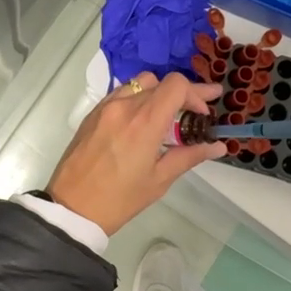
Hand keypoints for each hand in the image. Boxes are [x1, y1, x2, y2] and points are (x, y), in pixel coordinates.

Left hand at [47, 73, 225, 234]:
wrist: (72, 207)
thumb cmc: (119, 199)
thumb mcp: (159, 180)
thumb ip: (190, 156)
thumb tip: (218, 146)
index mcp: (144, 121)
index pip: (177, 85)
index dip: (196, 94)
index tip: (203, 113)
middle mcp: (125, 105)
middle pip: (161, 82)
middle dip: (184, 94)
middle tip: (200, 108)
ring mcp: (106, 106)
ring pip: (140, 83)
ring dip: (159, 93)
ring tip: (171, 114)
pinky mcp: (93, 113)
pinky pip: (121, 93)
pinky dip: (138, 98)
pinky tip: (143, 118)